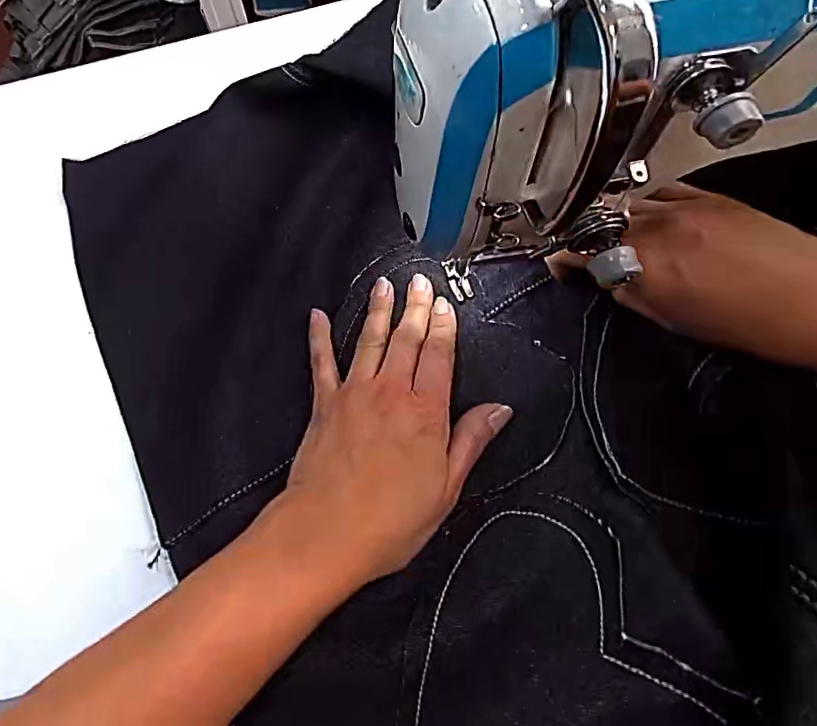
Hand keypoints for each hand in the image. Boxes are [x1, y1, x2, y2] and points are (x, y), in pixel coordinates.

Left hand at [265, 273, 511, 589]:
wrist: (324, 534)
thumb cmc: (387, 520)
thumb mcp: (446, 487)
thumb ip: (471, 440)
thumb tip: (498, 411)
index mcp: (424, 412)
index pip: (439, 354)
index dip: (444, 326)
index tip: (446, 305)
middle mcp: (390, 393)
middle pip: (407, 338)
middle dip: (416, 307)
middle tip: (419, 282)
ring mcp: (355, 394)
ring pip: (370, 340)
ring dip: (379, 310)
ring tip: (384, 286)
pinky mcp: (325, 405)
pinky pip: (322, 362)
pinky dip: (320, 338)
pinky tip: (319, 317)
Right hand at [552, 183, 816, 369]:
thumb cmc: (759, 326)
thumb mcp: (682, 322)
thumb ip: (637, 296)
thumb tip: (614, 280)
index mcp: (649, 261)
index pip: (586, 247)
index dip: (565, 254)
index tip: (559, 261)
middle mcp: (663, 224)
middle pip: (604, 218)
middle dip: (587, 234)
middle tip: (585, 251)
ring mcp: (690, 204)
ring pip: (634, 202)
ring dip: (617, 217)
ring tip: (620, 236)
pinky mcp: (715, 197)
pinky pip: (666, 192)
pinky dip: (651, 204)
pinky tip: (658, 219)